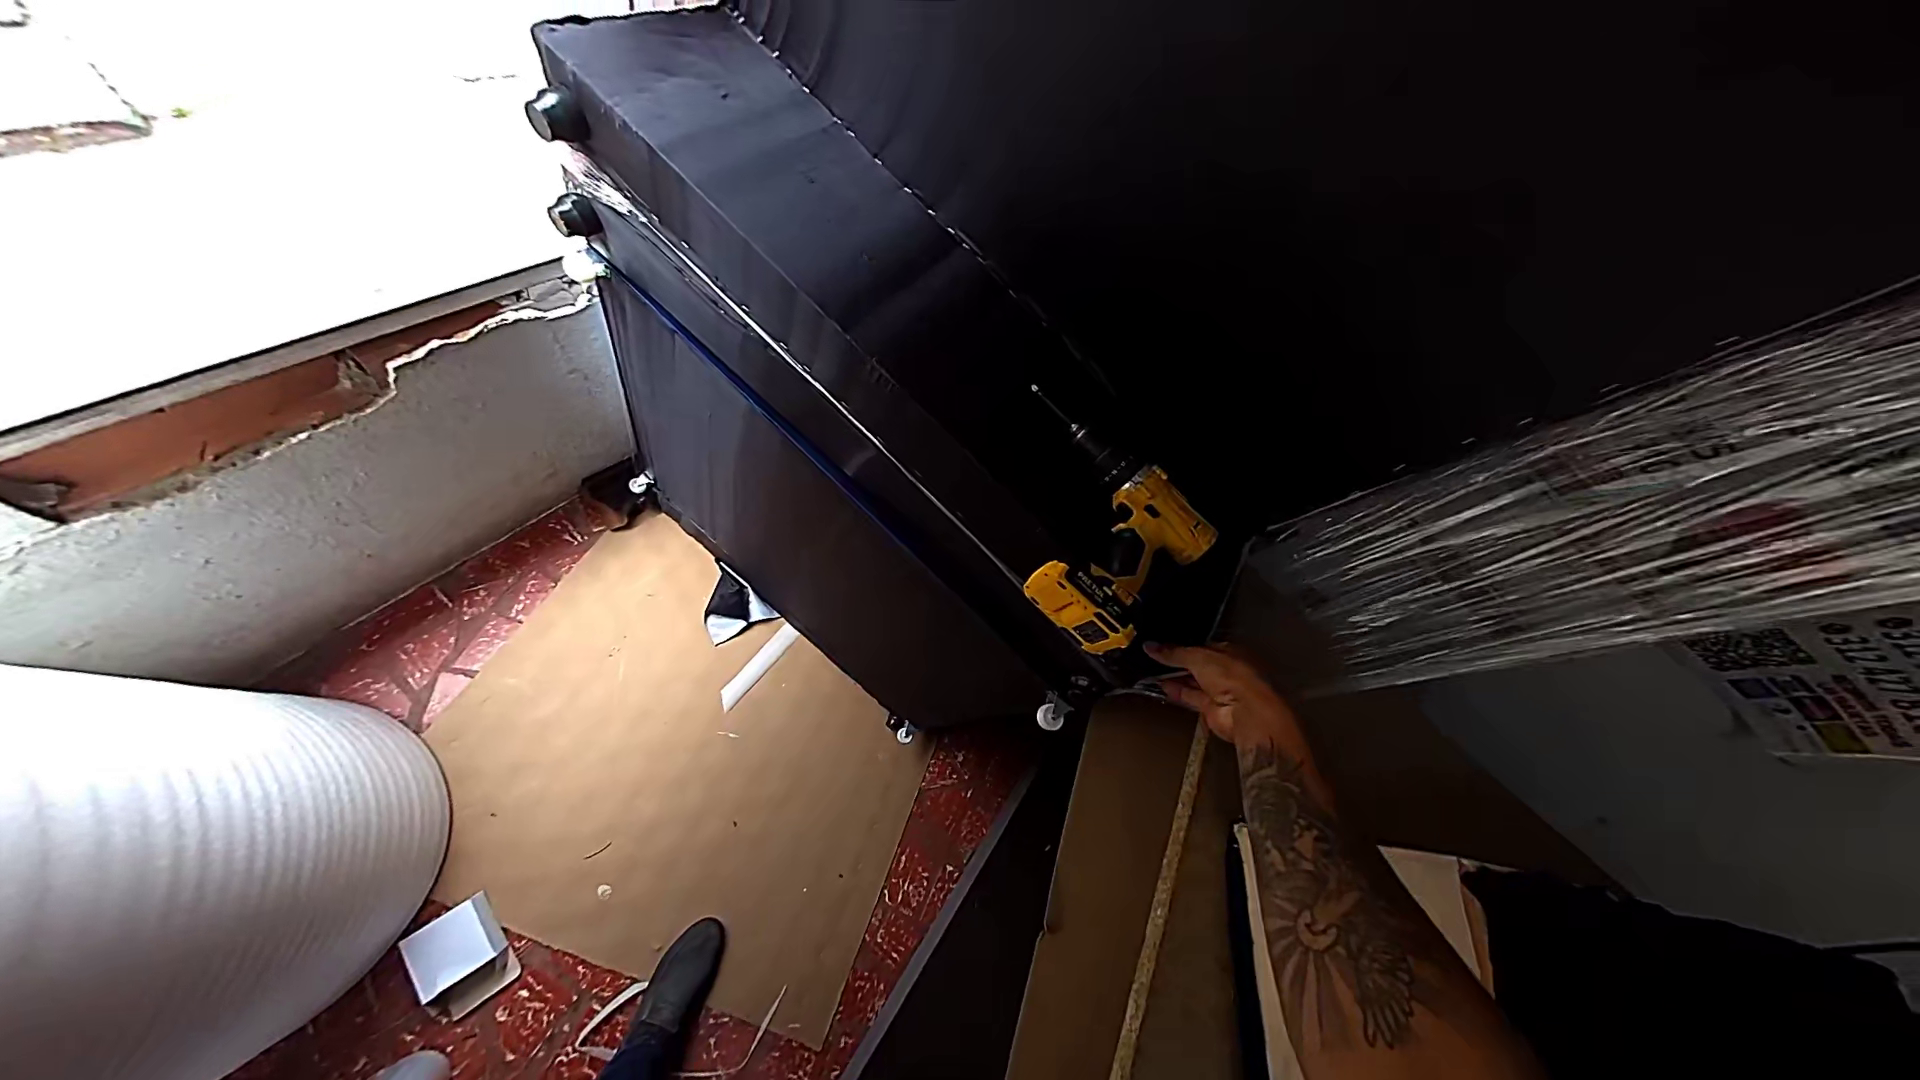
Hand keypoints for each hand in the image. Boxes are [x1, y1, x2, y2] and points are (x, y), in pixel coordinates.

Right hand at [1145, 642, 1296, 744]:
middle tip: (1155, 657)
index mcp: (1230, 652)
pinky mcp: (1210, 708)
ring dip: (1174, 677)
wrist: (1246, 713)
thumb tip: (1150, 646)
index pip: (1203, 646)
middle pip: (1197, 664)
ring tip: (1152, 670)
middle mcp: (1226, 671)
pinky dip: (1176, 692)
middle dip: (1178, 662)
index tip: (1163, 644)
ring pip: (1193, 681)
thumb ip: (1174, 653)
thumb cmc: (1234, 677)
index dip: (1183, 645)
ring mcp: (1219, 691)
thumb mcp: (1198, 657)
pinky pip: (1190, 697)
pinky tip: (1161, 686)